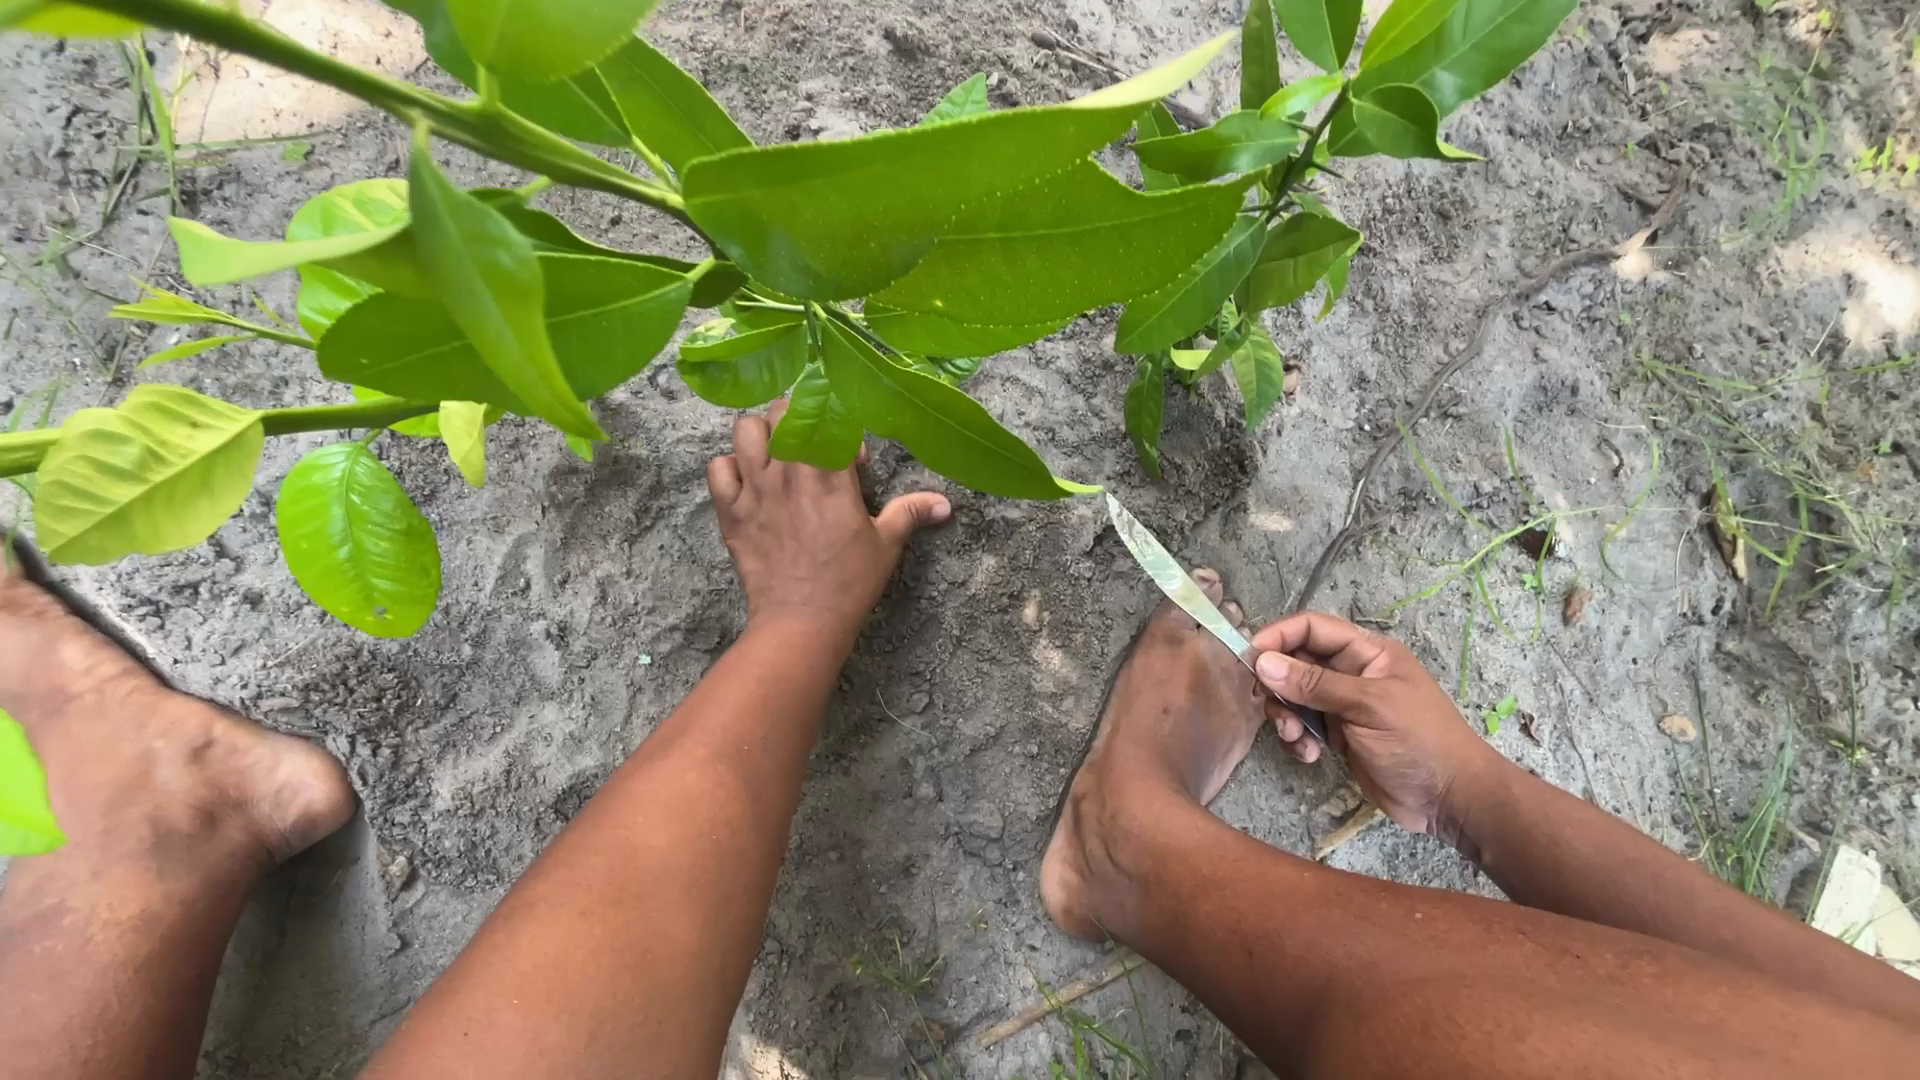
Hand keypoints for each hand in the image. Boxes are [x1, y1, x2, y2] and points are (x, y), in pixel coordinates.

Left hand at [707, 402, 950, 633]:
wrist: (801, 621)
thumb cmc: (848, 583)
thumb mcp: (886, 545)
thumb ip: (910, 513)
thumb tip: (945, 503)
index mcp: (830, 476)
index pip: (830, 421)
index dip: (842, 432)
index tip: (851, 459)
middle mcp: (790, 473)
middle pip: (785, 413)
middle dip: (800, 418)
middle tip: (810, 442)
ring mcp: (755, 490)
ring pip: (746, 429)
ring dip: (760, 433)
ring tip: (774, 453)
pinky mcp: (731, 511)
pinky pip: (718, 468)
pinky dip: (729, 466)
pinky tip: (746, 480)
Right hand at [1248, 612, 1511, 841]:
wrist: (1451, 801)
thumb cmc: (1419, 742)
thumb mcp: (1367, 706)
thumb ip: (1314, 684)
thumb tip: (1262, 662)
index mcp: (1367, 653)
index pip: (1312, 628)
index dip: (1279, 637)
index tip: (1252, 659)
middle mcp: (1351, 673)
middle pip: (1295, 662)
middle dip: (1279, 686)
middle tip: (1275, 711)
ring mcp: (1343, 704)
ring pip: (1293, 696)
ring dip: (1285, 716)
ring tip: (1295, 738)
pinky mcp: (1338, 734)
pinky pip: (1301, 725)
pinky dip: (1297, 738)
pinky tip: (1310, 755)